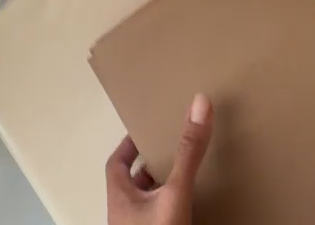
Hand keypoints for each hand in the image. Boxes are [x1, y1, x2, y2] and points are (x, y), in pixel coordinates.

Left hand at [106, 93, 213, 224]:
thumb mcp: (175, 194)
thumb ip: (188, 153)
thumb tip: (199, 102)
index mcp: (119, 200)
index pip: (115, 164)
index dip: (128, 145)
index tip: (146, 129)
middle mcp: (124, 218)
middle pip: (131, 183)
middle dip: (151, 163)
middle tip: (172, 145)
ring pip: (145, 204)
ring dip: (161, 187)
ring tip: (185, 172)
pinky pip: (158, 220)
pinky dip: (170, 208)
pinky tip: (189, 207)